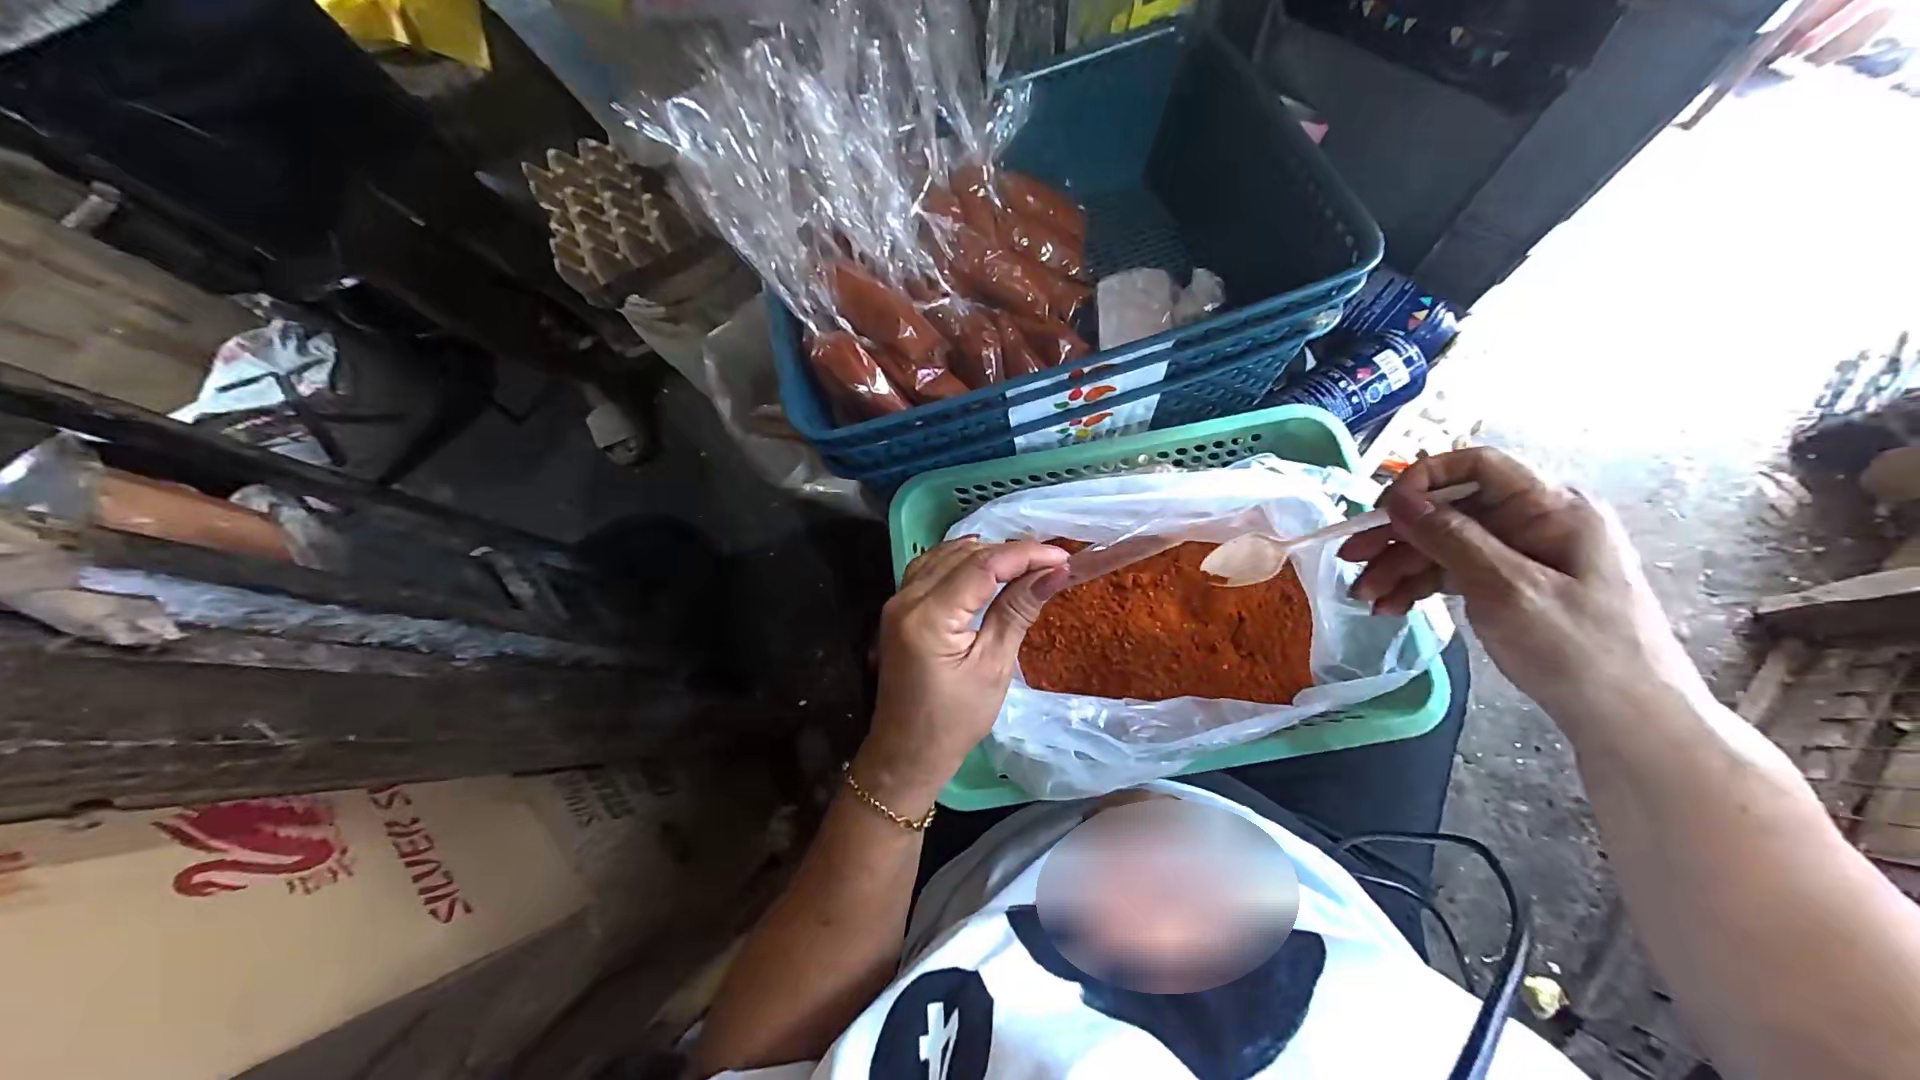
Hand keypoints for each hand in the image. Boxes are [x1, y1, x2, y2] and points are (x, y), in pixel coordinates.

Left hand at [859, 538, 1071, 812]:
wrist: (907, 751)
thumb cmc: (954, 720)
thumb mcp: (994, 667)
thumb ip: (1017, 611)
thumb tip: (1053, 573)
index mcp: (929, 617)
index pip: (982, 565)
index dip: (1024, 555)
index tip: (1061, 556)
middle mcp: (906, 599)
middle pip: (964, 554)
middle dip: (1009, 552)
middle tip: (1050, 563)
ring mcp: (897, 600)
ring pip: (946, 554)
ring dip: (986, 553)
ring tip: (1025, 564)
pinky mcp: (899, 607)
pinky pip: (931, 567)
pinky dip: (961, 561)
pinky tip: (985, 567)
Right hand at [1337, 448, 1701, 720]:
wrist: (1628, 719)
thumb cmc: (1578, 649)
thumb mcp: (1507, 589)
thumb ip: (1450, 538)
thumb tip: (1399, 499)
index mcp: (1550, 508)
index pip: (1478, 465)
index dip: (1424, 479)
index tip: (1381, 513)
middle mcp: (1533, 522)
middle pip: (1448, 509)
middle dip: (1396, 534)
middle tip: (1351, 558)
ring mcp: (1519, 555)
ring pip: (1442, 543)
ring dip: (1398, 567)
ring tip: (1365, 597)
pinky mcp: (1506, 585)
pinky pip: (1450, 571)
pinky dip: (1417, 586)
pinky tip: (1390, 606)